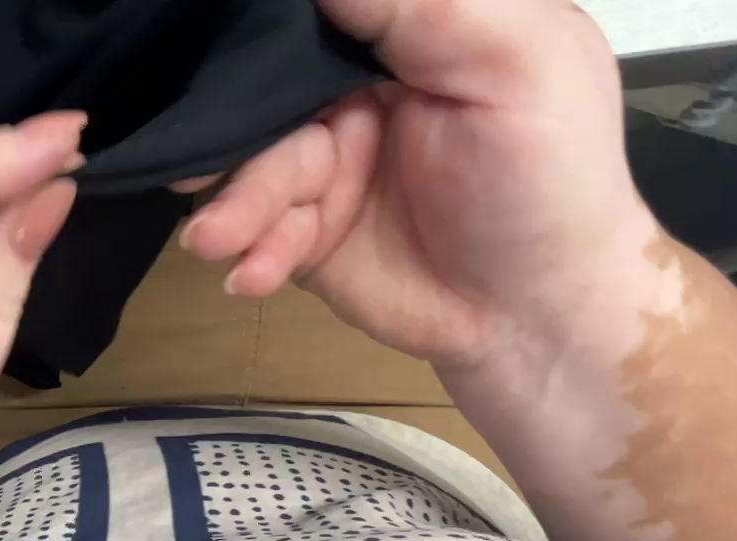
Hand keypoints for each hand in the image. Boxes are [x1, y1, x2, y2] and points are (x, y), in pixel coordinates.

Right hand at [179, 0, 670, 374]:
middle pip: (270, 105)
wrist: (527, 314)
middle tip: (190, 173)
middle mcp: (355, 101)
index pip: (317, 22)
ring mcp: (327, 174)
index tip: (216, 48)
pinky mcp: (305, 239)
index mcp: (408, 39)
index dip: (266, 37)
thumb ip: (425, 8)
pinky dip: (253, 256)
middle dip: (231, 142)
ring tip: (214, 241)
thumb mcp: (514, 66)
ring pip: (257, 177)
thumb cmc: (546, 180)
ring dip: (233, 211)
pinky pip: (262, 239)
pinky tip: (251, 276)